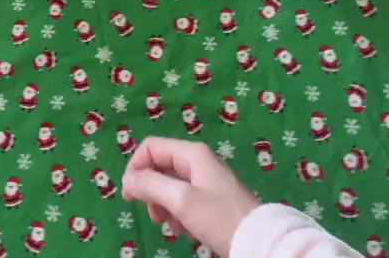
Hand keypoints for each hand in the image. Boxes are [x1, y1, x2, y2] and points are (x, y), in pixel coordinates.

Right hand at [122, 137, 260, 257]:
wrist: (260, 241)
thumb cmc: (220, 217)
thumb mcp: (182, 201)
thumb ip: (151, 185)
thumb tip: (128, 179)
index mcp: (191, 153)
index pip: (151, 147)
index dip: (136, 168)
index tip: (130, 195)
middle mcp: (198, 161)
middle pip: (160, 166)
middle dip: (150, 190)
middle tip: (153, 215)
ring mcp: (206, 179)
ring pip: (171, 184)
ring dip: (163, 204)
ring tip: (170, 225)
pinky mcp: (213, 198)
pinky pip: (185, 198)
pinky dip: (178, 212)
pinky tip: (183, 230)